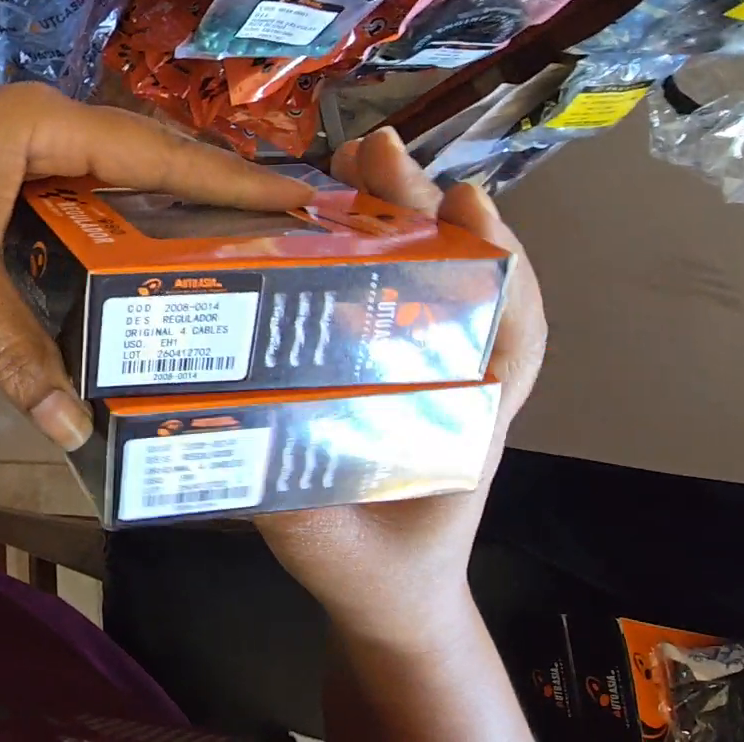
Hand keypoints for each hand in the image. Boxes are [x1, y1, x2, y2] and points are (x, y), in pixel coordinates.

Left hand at [0, 84, 314, 450]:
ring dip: (153, 207)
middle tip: (277, 237)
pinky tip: (130, 256)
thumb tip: (72, 429)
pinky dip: (103, 220)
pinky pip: (68, 191)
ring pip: (103, 176)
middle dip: (204, 194)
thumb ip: (13, 349)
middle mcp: (39, 123)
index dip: (230, 181)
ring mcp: (15, 143)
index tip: (303, 202)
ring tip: (222, 251)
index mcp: (42, 126)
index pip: (156, 152)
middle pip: (140, 157)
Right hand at [254, 127, 547, 643]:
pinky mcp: (364, 365)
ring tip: (344, 165)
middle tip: (371, 154)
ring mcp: (404, 366)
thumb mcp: (327, 539)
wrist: (379, 589)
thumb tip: (235, 427)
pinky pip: (370, 299)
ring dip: (389, 216)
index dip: (496, 262)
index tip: (463, 200)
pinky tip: (313, 220)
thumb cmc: (367, 564)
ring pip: (416, 278)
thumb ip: (291, 498)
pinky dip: (355, 250)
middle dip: (422, 209)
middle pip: (455, 280)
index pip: (509, 330)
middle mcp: (440, 375)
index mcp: (457, 415)